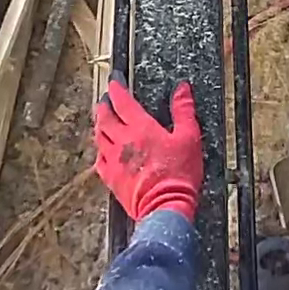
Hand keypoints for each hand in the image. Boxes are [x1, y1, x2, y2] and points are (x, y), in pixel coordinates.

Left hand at [95, 81, 201, 221]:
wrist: (165, 207)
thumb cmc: (178, 173)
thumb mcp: (189, 137)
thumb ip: (184, 111)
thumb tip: (182, 89)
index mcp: (141, 128)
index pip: (123, 103)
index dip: (116, 90)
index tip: (114, 82)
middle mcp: (123, 142)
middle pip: (105, 118)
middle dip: (103, 106)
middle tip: (104, 99)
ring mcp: (114, 161)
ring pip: (99, 138)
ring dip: (99, 125)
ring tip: (101, 120)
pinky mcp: (112, 179)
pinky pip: (99, 161)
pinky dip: (99, 151)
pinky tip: (102, 150)